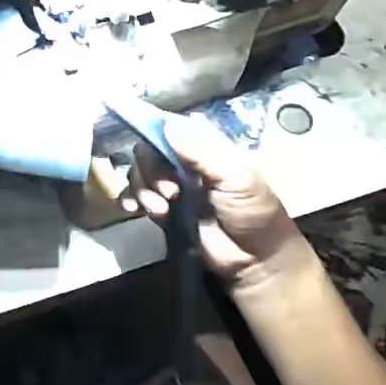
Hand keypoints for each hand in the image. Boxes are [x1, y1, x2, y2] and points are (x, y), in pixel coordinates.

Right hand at [124, 115, 320, 293]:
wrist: (254, 260)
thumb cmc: (252, 211)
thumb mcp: (235, 176)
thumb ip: (201, 152)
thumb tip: (167, 124)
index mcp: (205, 147)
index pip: (172, 126)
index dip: (155, 127)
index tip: (144, 135)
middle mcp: (185, 162)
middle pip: (150, 150)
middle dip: (151, 168)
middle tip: (170, 190)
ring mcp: (172, 186)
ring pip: (140, 173)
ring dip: (144, 188)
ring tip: (163, 208)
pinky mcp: (162, 209)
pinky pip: (136, 196)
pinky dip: (131, 199)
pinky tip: (134, 208)